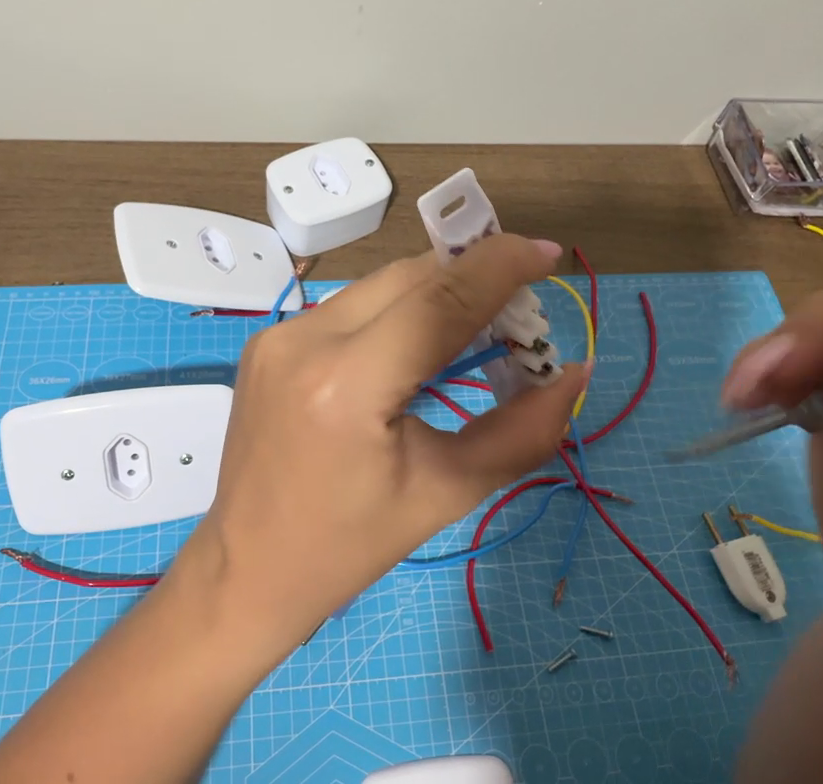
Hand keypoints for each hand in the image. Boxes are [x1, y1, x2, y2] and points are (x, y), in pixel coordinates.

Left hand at [174, 234, 589, 652]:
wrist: (248, 568)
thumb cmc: (349, 546)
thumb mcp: (445, 493)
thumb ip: (521, 433)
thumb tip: (574, 375)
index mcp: (346, 386)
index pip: (437, 299)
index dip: (499, 267)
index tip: (548, 253)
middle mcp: (303, 341)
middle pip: (409, 279)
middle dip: (473, 279)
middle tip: (521, 311)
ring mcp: (277, 335)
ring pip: (379, 286)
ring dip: (435, 293)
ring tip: (478, 329)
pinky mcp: (267, 340)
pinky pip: (349, 306)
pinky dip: (395, 311)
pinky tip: (419, 344)